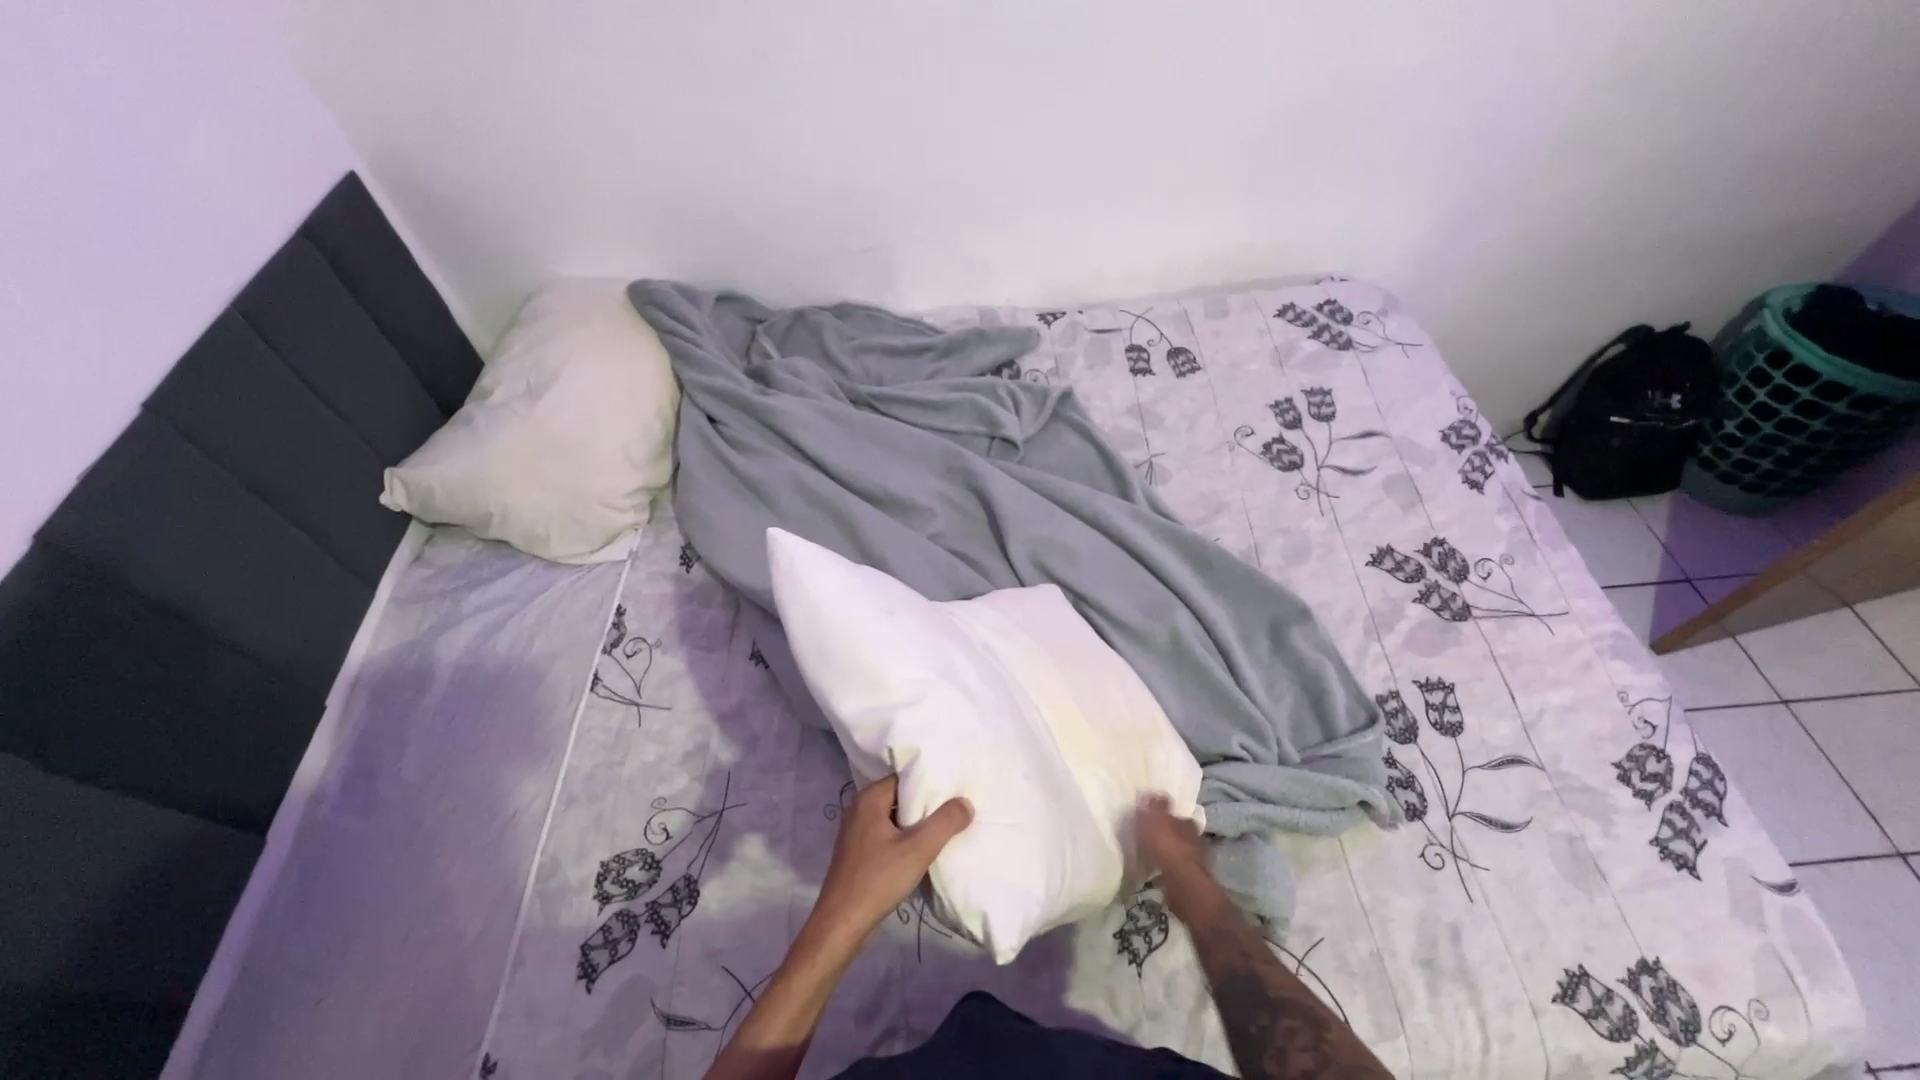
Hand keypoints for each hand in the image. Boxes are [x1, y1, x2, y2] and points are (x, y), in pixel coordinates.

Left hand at [809, 775, 972, 945]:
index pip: (903, 777)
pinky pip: (885, 836)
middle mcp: (858, 809)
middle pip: (898, 797)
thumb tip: (966, 802)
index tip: (952, 789)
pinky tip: (921, 851)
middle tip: (953, 808)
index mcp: (868, 799)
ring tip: (943, 828)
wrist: (842, 923)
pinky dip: (902, 839)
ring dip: (914, 824)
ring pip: (892, 818)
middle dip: (924, 804)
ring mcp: (854, 833)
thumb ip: (945, 822)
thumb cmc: (878, 879)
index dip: (928, 782)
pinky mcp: (856, 853)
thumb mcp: (919, 849)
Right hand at [1136, 793, 1214, 907]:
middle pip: (1180, 830)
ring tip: (1155, 855)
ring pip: (1181, 849)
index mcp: (1186, 820)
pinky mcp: (1193, 876)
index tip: (1153, 815)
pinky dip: (1170, 867)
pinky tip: (1160, 870)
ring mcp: (1196, 857)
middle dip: (1170, 832)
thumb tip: (1148, 792)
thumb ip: (1151, 806)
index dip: (1165, 813)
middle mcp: (1195, 836)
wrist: (1182, 881)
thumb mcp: (1152, 819)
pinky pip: (1178, 867)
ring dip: (1171, 851)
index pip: (1175, 812)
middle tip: (1154, 836)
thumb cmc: (1164, 845)